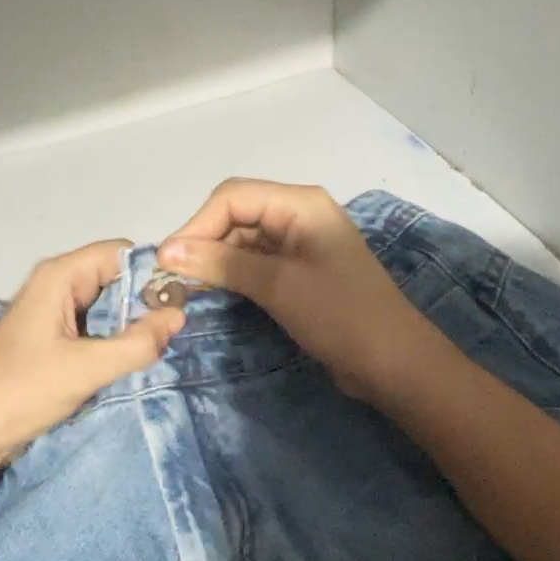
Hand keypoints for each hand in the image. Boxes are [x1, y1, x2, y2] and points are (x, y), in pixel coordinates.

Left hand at [0, 239, 185, 457]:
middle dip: (145, 300)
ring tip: (161, 346)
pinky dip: (114, 339)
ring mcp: (52, 312)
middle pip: (114, 277)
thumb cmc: (24, 390)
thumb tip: (179, 316)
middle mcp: (55, 284)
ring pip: (106, 304)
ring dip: (131, 323)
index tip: (183, 300)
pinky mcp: (52, 338)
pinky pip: (93, 326)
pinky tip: (132, 360)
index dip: (152, 271)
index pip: (120, 253)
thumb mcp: (87, 367)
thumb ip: (137, 342)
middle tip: (176, 330)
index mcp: (59, 276)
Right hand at [158, 179, 437, 403]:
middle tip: (172, 281)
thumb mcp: (277, 285)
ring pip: (241, 241)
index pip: (232, 198)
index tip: (168, 263)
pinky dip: (231, 275)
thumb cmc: (340, 316)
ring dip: (213, 261)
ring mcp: (299, 245)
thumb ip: (221, 264)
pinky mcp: (298, 273)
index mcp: (300, 204)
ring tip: (185, 290)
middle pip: (235, 215)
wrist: (393, 363)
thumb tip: (166, 251)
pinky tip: (212, 293)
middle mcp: (298, 215)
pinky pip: (255, 263)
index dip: (196, 226)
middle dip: (202, 242)